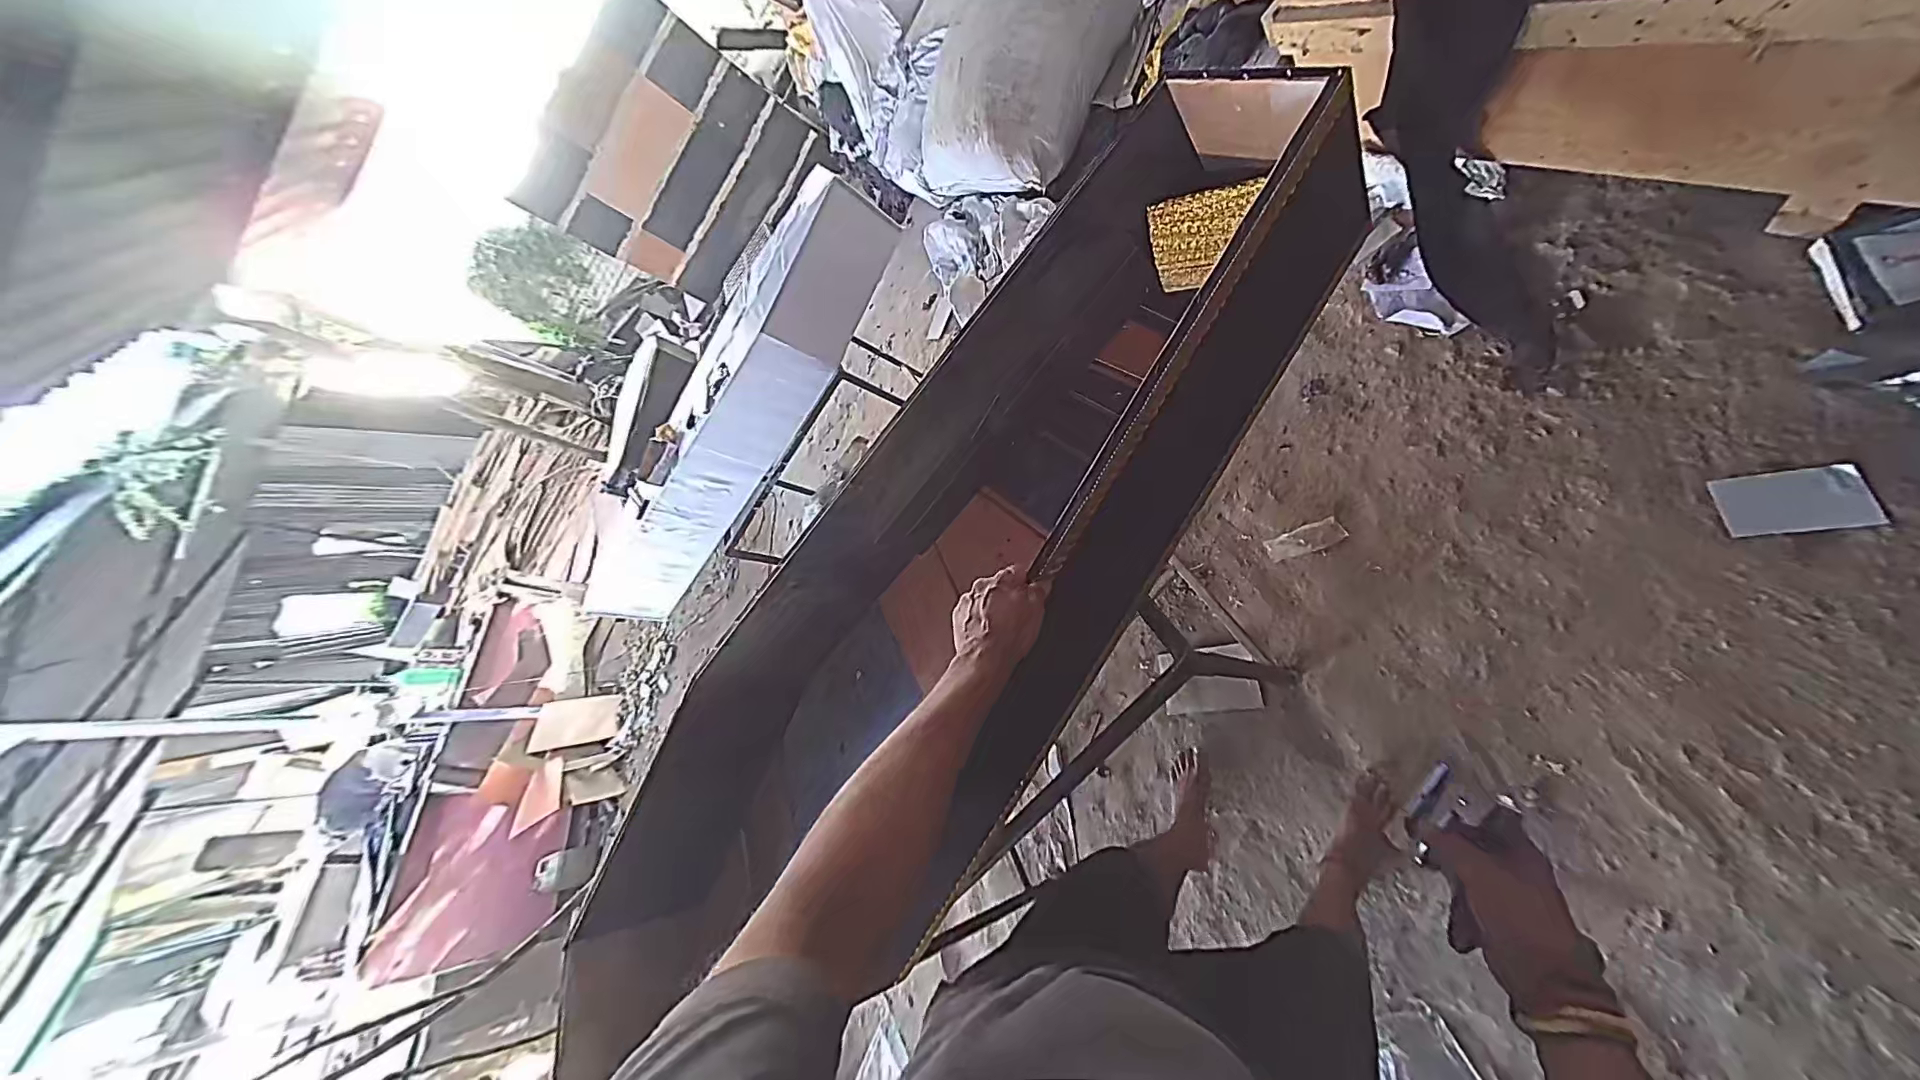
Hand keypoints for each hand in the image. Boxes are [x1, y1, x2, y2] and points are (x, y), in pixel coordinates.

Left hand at [951, 567, 1049, 670]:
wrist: (984, 660)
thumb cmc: (1007, 638)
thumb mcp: (1037, 611)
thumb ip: (1039, 590)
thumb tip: (1041, 584)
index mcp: (1001, 580)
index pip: (1018, 571)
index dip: (1027, 584)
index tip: (1030, 594)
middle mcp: (981, 586)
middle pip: (999, 585)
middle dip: (1008, 597)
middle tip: (1017, 616)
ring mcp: (968, 601)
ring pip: (984, 599)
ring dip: (992, 609)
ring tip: (1002, 629)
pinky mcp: (958, 616)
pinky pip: (972, 613)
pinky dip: (979, 620)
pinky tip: (989, 634)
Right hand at [1423, 813, 1607, 1013]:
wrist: (1544, 979)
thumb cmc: (1517, 918)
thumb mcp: (1476, 872)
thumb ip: (1448, 844)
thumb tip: (1423, 823)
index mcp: (1522, 852)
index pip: (1491, 815)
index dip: (1463, 809)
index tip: (1434, 808)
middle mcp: (1519, 869)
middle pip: (1475, 845)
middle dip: (1449, 851)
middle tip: (1428, 854)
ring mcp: (1512, 895)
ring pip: (1470, 875)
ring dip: (1455, 888)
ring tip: (1451, 906)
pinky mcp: (1503, 919)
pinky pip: (1473, 903)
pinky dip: (1463, 913)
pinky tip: (1461, 928)